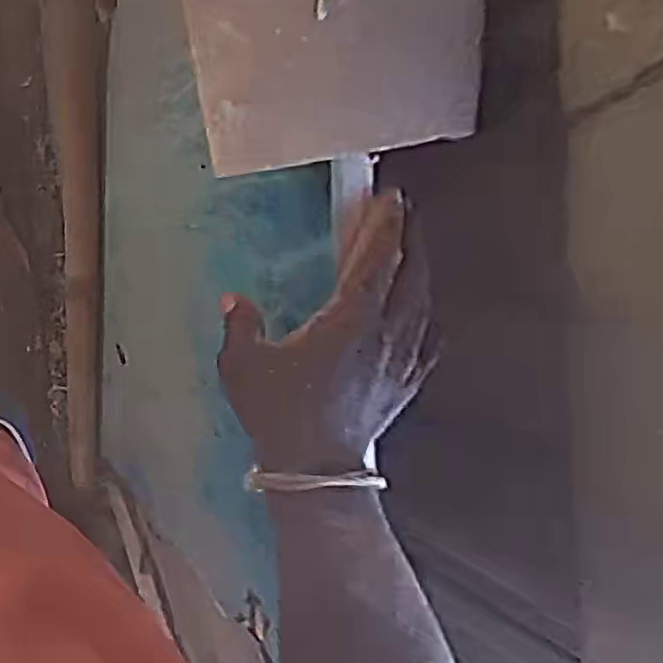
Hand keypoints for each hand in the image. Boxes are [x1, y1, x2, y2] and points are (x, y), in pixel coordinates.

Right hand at [216, 189, 436, 474]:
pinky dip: (424, 312)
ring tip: (408, 253)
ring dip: (418, 269)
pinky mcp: (409, 379)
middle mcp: (387, 331)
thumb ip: (240, 326)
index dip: (382, 223)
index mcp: (349, 319)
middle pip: (410, 271)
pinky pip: (428, 333)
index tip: (388, 195)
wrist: (316, 466)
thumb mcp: (242, 365)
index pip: (374, 258)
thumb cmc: (278, 411)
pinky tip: (418, 313)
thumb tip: (234, 300)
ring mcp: (405, 356)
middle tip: (401, 213)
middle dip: (407, 236)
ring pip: (424, 299)